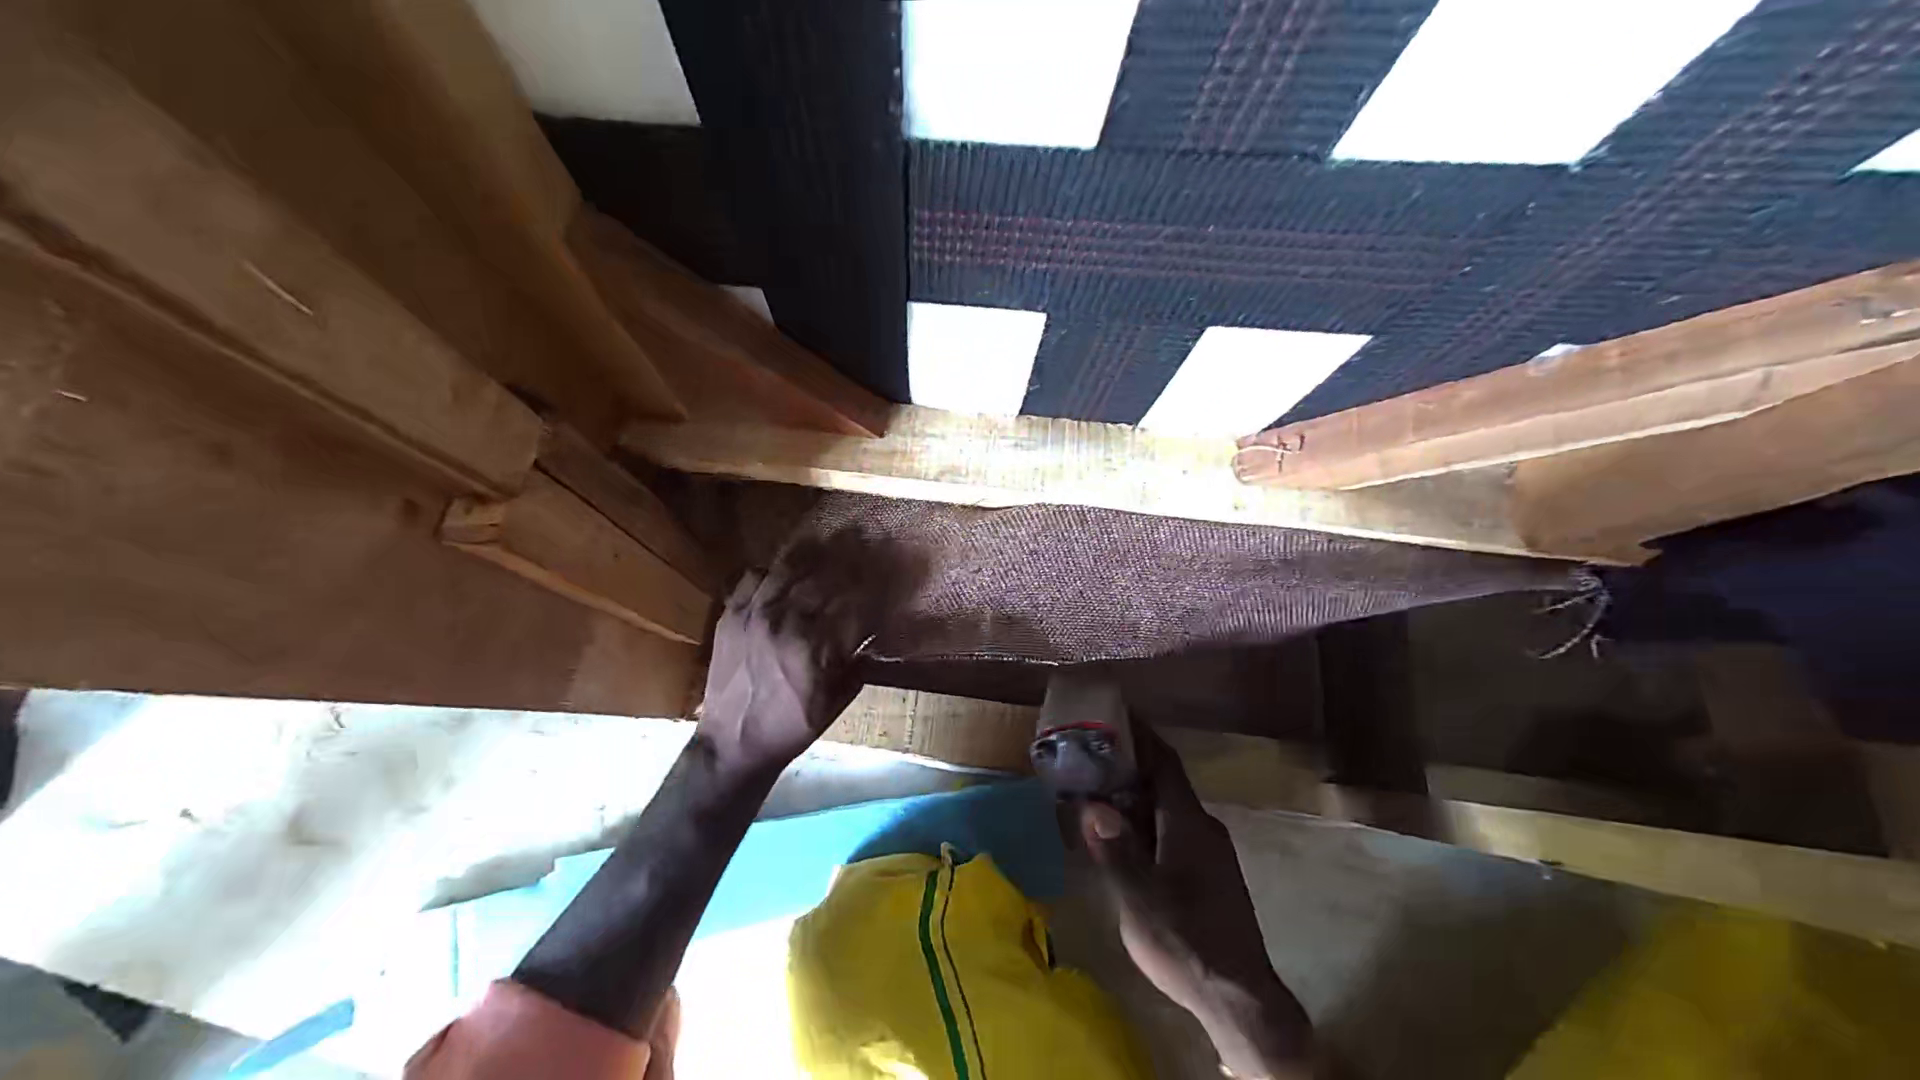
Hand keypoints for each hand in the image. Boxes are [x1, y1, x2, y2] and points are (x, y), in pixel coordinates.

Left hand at [696, 532, 909, 778]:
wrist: (733, 743)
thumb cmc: (792, 726)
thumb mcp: (837, 701)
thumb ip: (857, 663)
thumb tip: (873, 634)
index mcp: (817, 648)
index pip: (856, 603)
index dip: (878, 584)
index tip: (893, 570)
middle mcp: (786, 622)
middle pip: (826, 578)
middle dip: (852, 560)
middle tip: (868, 543)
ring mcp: (754, 614)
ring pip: (789, 569)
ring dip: (814, 555)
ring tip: (830, 542)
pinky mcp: (731, 614)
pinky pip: (753, 576)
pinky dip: (772, 569)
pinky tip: (784, 571)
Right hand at [1080, 727, 1316, 1076]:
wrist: (1239, 999)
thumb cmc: (1187, 942)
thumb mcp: (1140, 900)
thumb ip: (1116, 851)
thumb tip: (1093, 805)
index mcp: (1188, 824)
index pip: (1165, 764)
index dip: (1143, 736)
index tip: (1116, 714)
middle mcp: (1203, 829)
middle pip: (1164, 784)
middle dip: (1129, 766)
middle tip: (1089, 756)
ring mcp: (1209, 853)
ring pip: (1167, 809)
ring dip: (1134, 796)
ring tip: (1096, 792)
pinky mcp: (1208, 875)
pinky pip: (1171, 831)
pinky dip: (1144, 822)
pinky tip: (1121, 837)